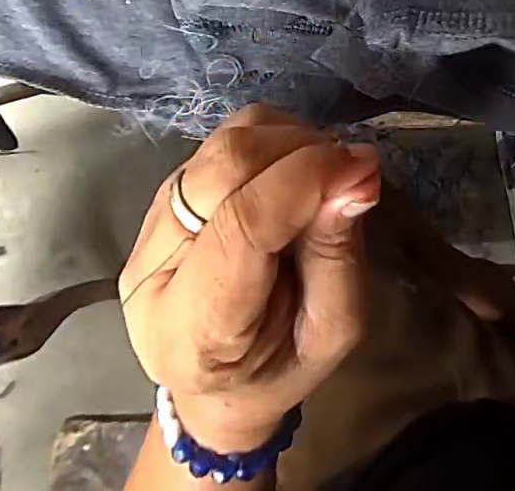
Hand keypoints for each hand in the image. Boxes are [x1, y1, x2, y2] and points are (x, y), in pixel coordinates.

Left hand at [119, 106, 380, 452]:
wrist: (220, 378)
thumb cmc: (280, 365)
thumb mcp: (330, 331)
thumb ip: (338, 254)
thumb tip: (357, 173)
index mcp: (193, 324)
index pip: (242, 223)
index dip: (305, 179)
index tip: (361, 164)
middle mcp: (155, 263)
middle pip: (226, 165)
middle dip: (301, 150)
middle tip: (349, 167)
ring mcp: (153, 219)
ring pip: (224, 141)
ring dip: (288, 139)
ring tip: (323, 170)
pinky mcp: (166, 191)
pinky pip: (223, 136)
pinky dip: (271, 136)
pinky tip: (294, 166)